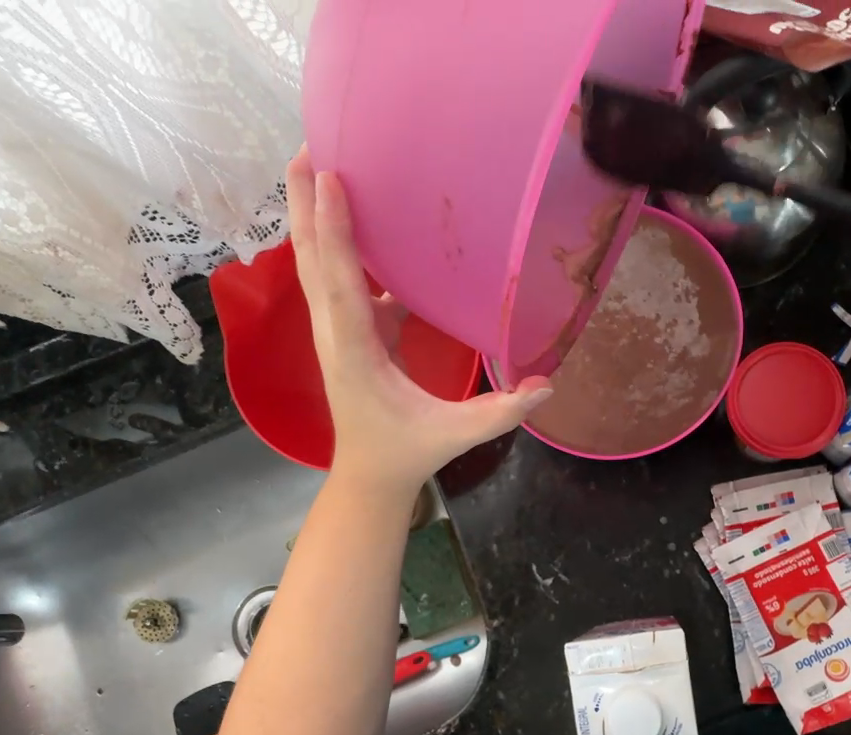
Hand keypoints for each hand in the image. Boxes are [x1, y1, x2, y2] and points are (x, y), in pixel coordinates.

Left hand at [286, 149, 550, 498]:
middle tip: (305, 144)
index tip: (329, 178)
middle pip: (312, 259)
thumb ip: (501, 412)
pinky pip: (340, 279)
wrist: (371, 474)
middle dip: (304, 203)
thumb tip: (546, 385)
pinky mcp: (351, 332)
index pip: (341, 284)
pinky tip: (361, 217)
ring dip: (313, 215)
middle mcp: (336, 334)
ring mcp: (338, 331)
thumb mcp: (457, 434)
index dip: (336, 232)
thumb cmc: (408, 452)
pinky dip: (342, 243)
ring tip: (315, 161)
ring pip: (317, 265)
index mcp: (356, 354)